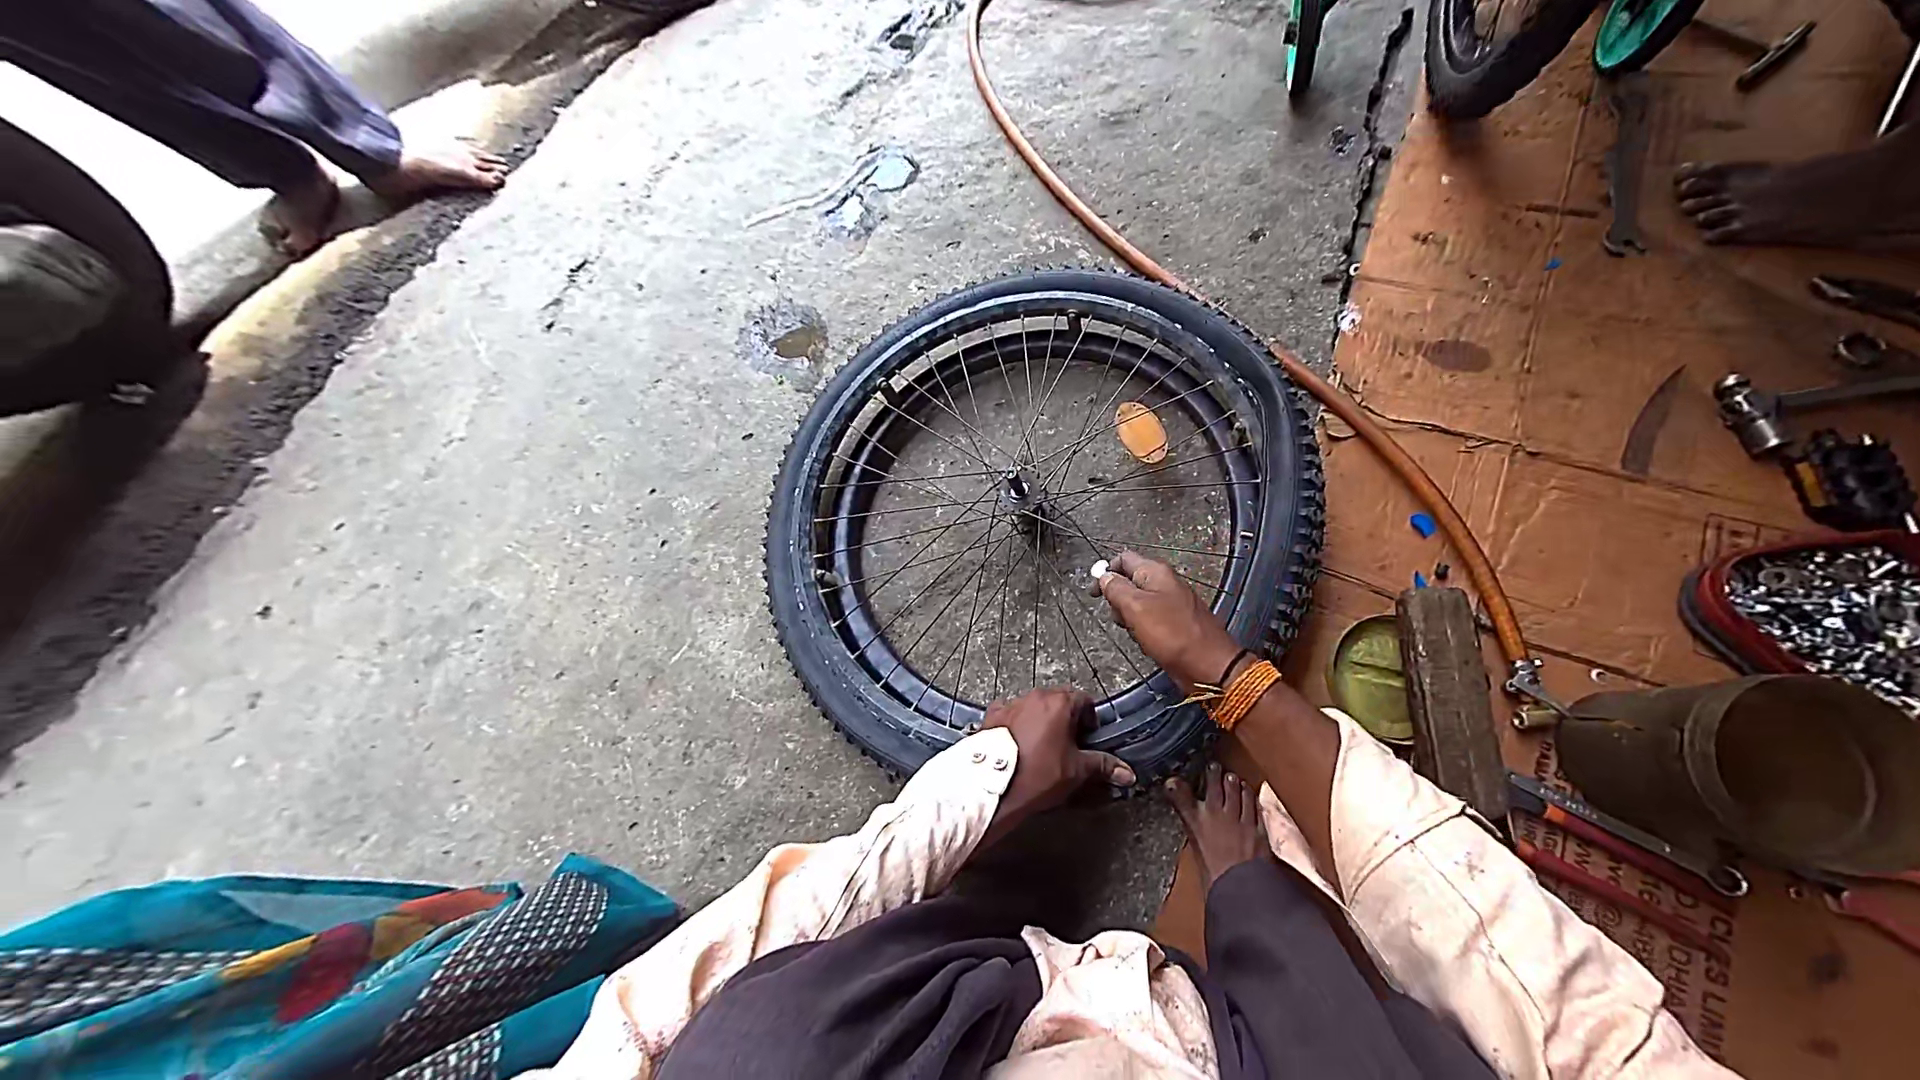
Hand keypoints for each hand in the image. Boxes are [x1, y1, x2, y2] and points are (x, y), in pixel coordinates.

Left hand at [980, 688, 1134, 844]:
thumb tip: (1125, 772)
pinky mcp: (993, 716)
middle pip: (1058, 700)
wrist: (995, 785)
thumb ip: (1103, 766)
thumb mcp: (1076, 770)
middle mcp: (1034, 698)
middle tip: (1070, 741)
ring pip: (1034, 706)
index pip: (1084, 700)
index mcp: (1059, 704)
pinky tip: (1020, 743)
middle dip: (1066, 717)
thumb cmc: (1036, 774)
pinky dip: (1018, 723)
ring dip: (1041, 719)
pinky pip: (1011, 714)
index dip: (1090, 718)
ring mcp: (1012, 704)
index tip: (1089, 734)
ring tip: (1044, 745)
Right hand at [1097, 551, 1240, 691]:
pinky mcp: (1174, 623)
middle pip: (1128, 582)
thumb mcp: (1135, 606)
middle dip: (1117, 600)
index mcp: (1156, 572)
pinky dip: (1142, 630)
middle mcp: (1164, 584)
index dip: (1106, 572)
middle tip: (1121, 616)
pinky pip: (1148, 621)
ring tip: (1136, 632)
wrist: (1207, 666)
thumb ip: (1115, 588)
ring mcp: (1170, 604)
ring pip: (1136, 604)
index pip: (1123, 559)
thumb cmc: (1172, 634)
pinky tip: (1147, 642)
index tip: (1095, 593)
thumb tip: (1104, 576)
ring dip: (1128, 618)